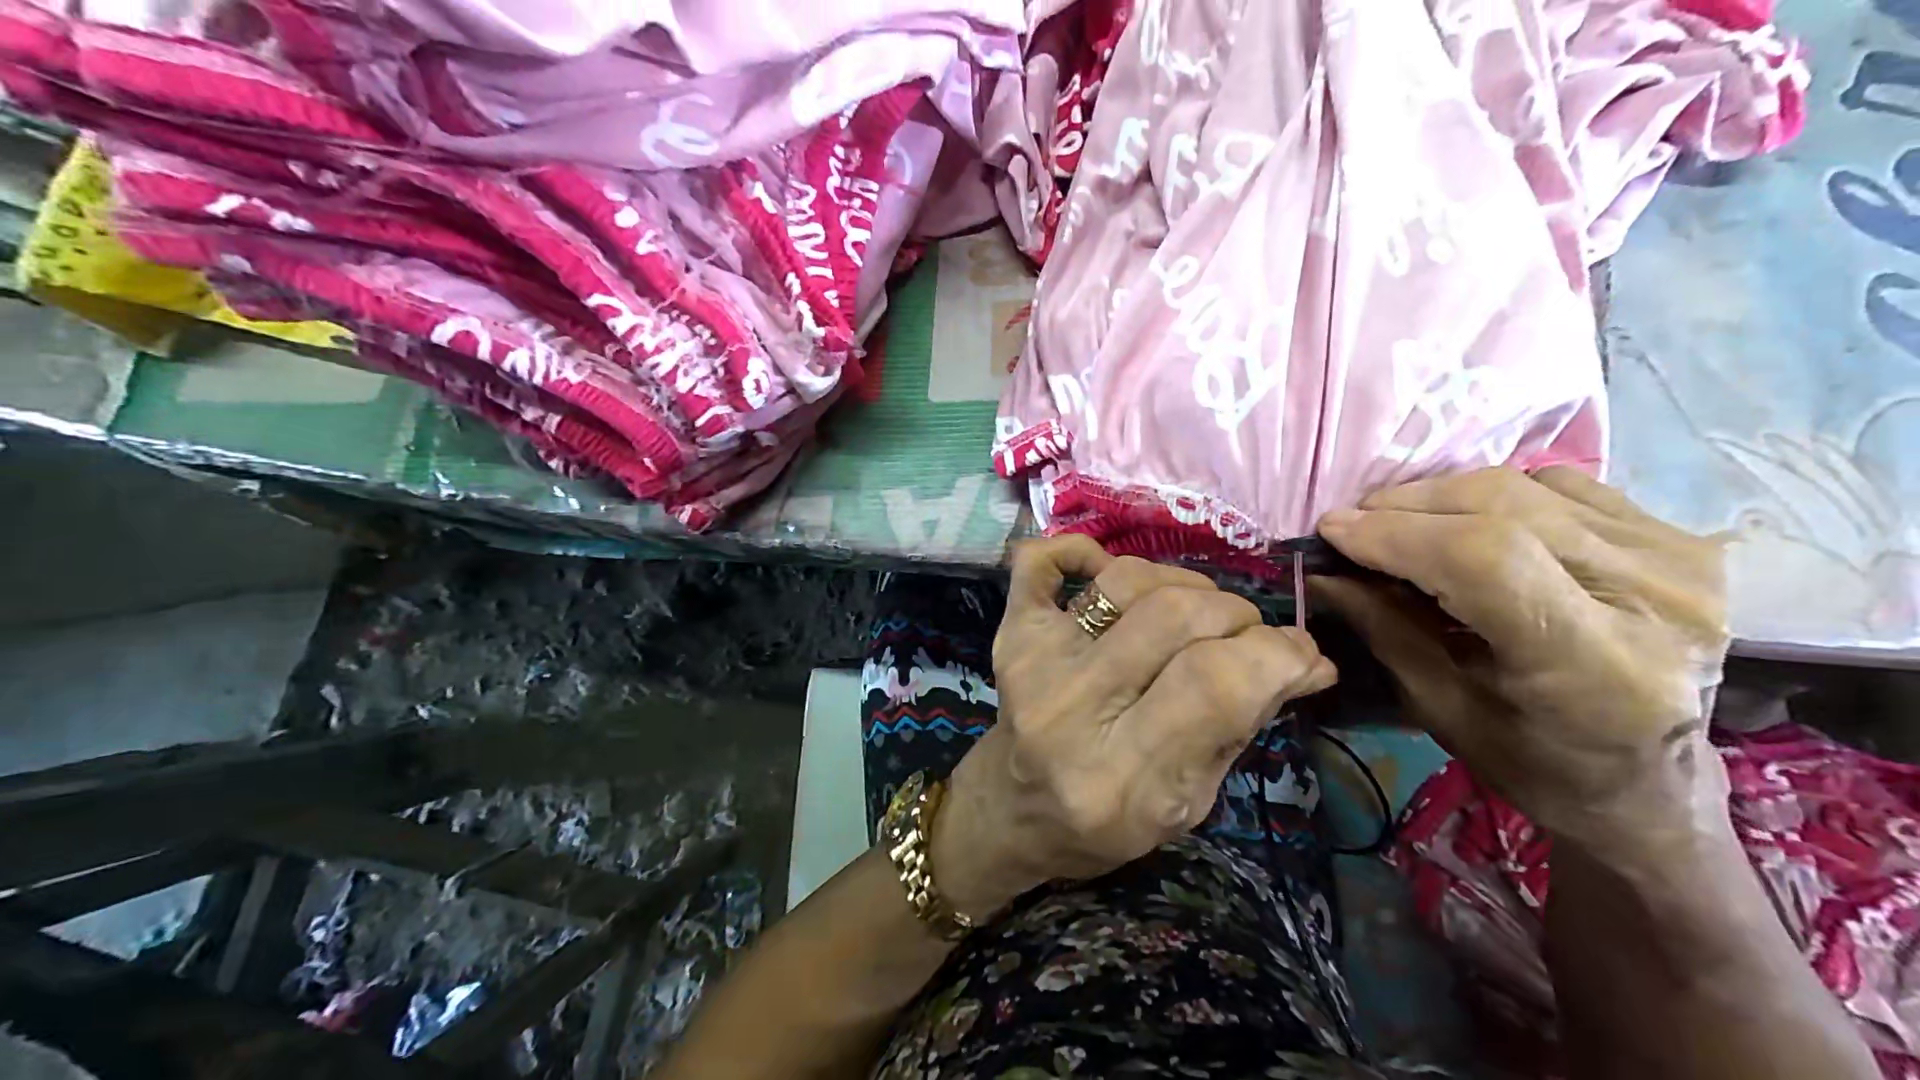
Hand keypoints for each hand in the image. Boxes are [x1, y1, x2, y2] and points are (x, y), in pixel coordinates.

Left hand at [929, 536, 1336, 919]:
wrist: (1016, 808)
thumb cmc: (1107, 821)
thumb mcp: (1189, 802)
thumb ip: (1242, 726)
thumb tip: (1310, 659)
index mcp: (1123, 776)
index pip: (1214, 683)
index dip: (1276, 654)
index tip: (1301, 653)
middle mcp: (1072, 709)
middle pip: (1174, 616)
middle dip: (1236, 616)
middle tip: (1246, 637)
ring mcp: (1033, 662)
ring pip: (1126, 580)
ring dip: (1183, 584)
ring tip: (1198, 612)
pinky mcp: (1010, 632)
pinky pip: (1039, 561)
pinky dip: (1080, 550)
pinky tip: (1107, 571)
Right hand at [1314, 467, 1730, 857]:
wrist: (1650, 779)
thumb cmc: (1535, 762)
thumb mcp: (1440, 708)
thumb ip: (1383, 628)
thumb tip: (1323, 570)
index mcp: (1593, 666)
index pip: (1485, 560)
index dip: (1397, 535)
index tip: (1332, 531)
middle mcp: (1652, 600)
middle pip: (1502, 508)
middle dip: (1404, 508)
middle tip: (1351, 524)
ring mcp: (1676, 561)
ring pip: (1524, 486)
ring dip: (1439, 495)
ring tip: (1396, 522)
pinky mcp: (1678, 539)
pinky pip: (1560, 485)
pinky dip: (1494, 495)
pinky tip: (1467, 523)